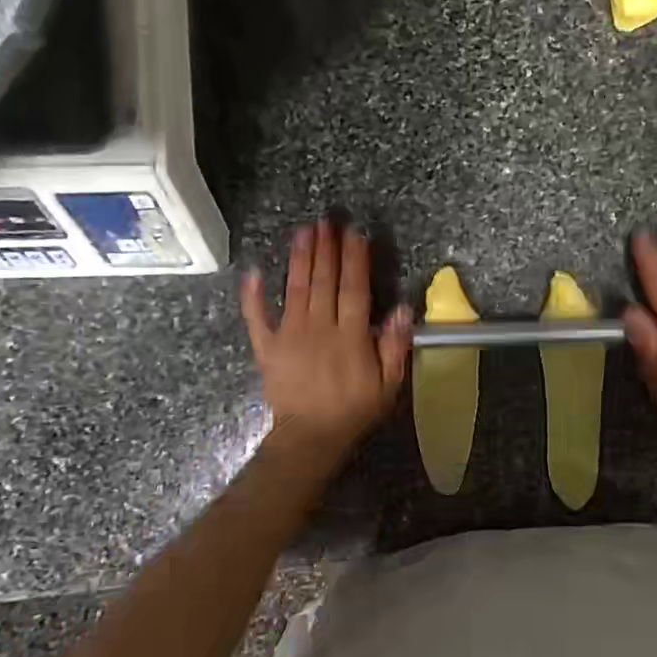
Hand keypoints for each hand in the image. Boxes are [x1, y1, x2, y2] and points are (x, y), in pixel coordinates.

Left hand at [241, 219, 412, 449]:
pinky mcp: (267, 347)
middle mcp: (319, 327)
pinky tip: (254, 272)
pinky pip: (257, 317)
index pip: (354, 288)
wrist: (310, 436)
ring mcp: (290, 335)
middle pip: (324, 280)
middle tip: (326, 220)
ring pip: (296, 289)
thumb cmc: (354, 410)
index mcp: (350, 335)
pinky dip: (253, 295)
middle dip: (326, 248)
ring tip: (302, 231)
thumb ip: (395, 346)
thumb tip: (403, 308)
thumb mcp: (388, 384)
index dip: (355, 259)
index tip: (354, 233)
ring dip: (299, 258)